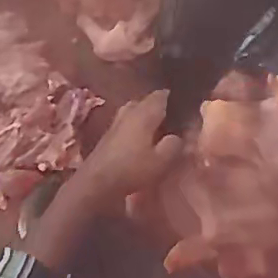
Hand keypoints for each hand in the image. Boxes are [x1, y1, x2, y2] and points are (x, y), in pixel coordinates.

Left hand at [72, 90, 183, 208]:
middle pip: (144, 101)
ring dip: (143, 115)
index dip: (171, 97)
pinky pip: (125, 122)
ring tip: (155, 127)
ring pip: (132, 111)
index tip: (181, 103)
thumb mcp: (161, 161)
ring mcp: (115, 123)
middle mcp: (129, 112)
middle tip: (170, 117)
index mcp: (144, 113)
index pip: (160, 96)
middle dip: (156, 106)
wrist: (96, 181)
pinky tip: (138, 138)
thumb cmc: (132, 168)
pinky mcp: (107, 135)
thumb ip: (173, 145)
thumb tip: (177, 137)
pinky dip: (133, 126)